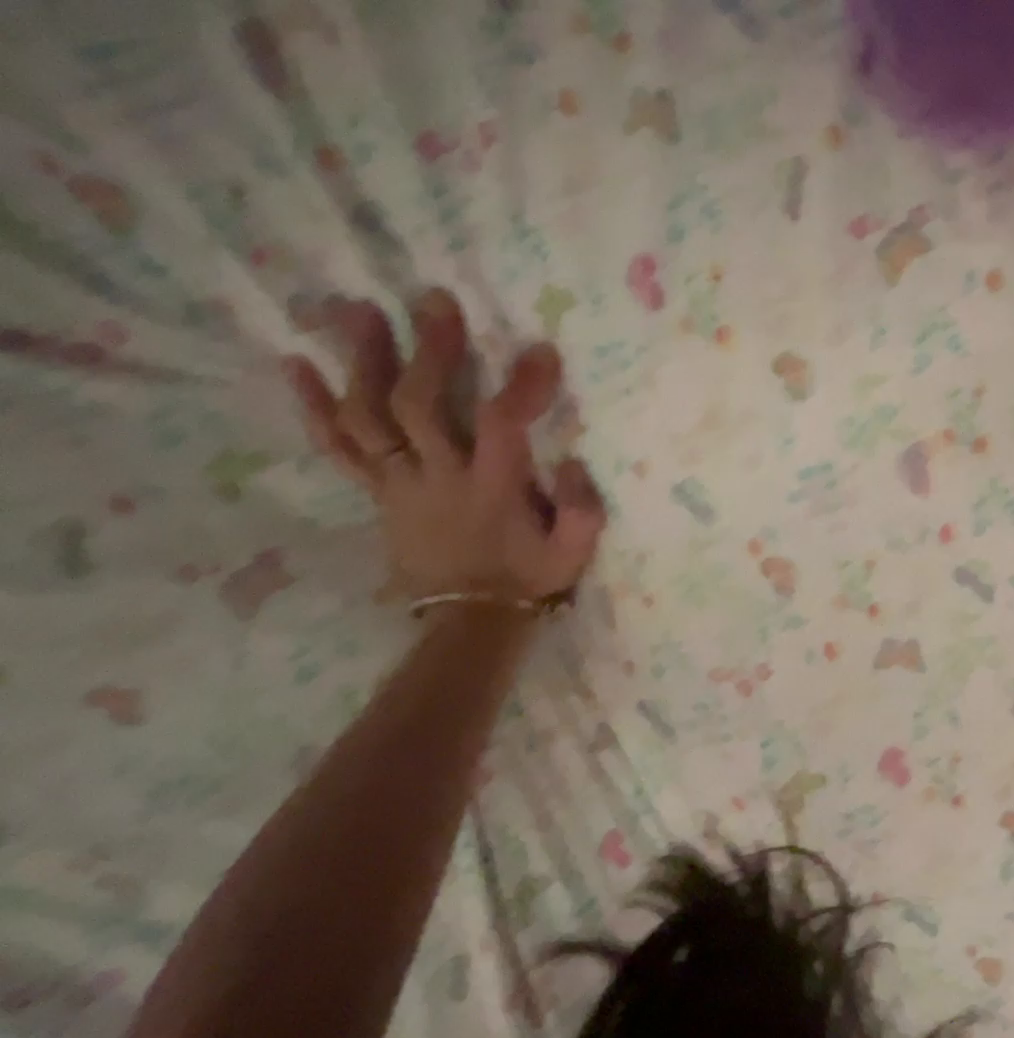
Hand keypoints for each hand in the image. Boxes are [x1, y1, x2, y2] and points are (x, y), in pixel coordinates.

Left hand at [283, 288, 604, 605]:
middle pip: (421, 404)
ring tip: (357, 311)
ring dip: (363, 361)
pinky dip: (315, 408)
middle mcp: (441, 477)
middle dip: (428, 350)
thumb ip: (581, 510)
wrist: (471, 623)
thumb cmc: (529, 580)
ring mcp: (402, 484)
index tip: (540, 352)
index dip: (521, 385)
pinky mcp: (381, 493)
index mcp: (494, 489)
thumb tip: (570, 462)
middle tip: (433, 301)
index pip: (503, 424)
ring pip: (370, 416)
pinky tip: (296, 365)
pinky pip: (341, 448)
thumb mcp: (574, 553)